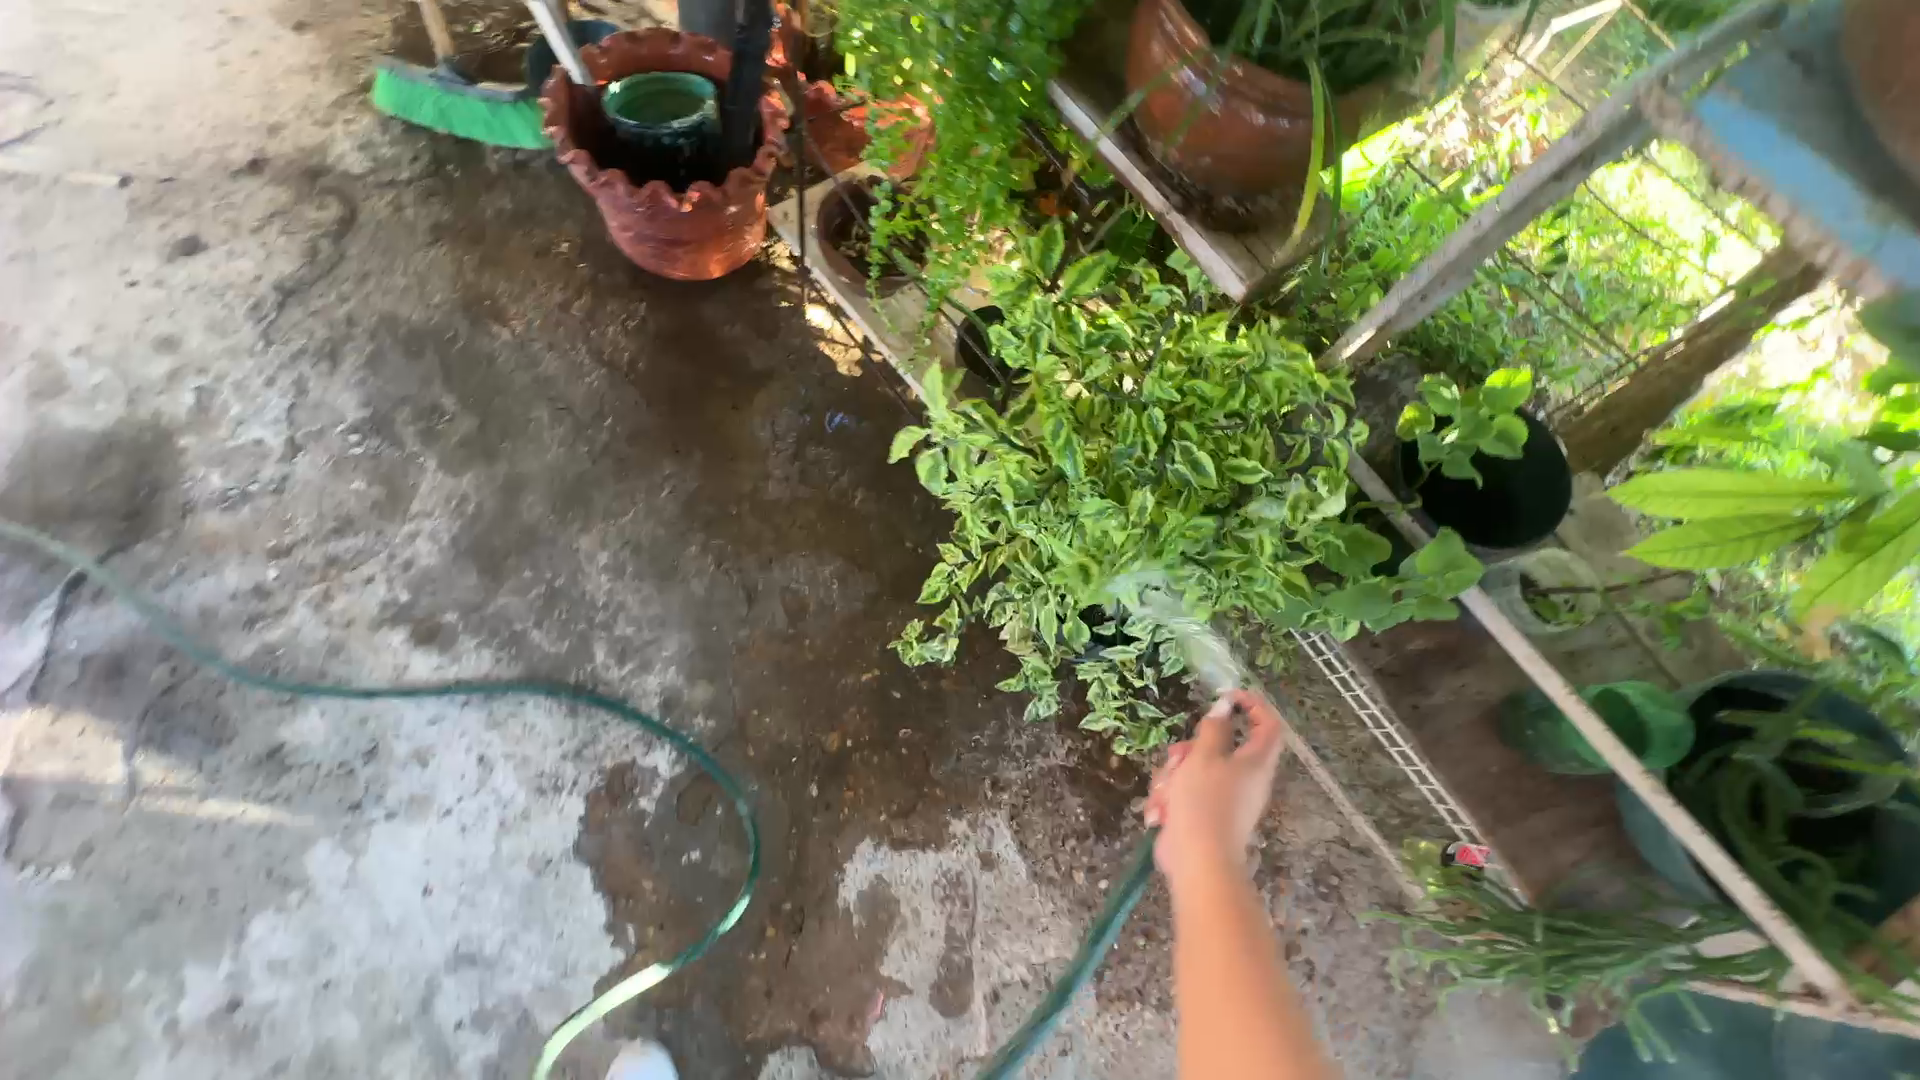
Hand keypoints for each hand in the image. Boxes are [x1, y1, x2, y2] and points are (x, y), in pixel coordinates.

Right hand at [1143, 689, 1288, 887]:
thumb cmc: (1205, 802)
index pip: (1268, 724)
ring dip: (1174, 775)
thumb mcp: (1204, 756)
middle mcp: (1245, 779)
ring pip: (1196, 769)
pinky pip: (1186, 793)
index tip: (1225, 696)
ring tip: (1166, 792)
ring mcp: (1225, 799)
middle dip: (1191, 748)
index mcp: (1256, 762)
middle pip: (1220, 747)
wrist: (1197, 861)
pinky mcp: (1204, 815)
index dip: (1252, 705)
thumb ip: (1214, 728)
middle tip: (1178, 756)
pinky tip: (1162, 812)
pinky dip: (1171, 798)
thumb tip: (1225, 708)